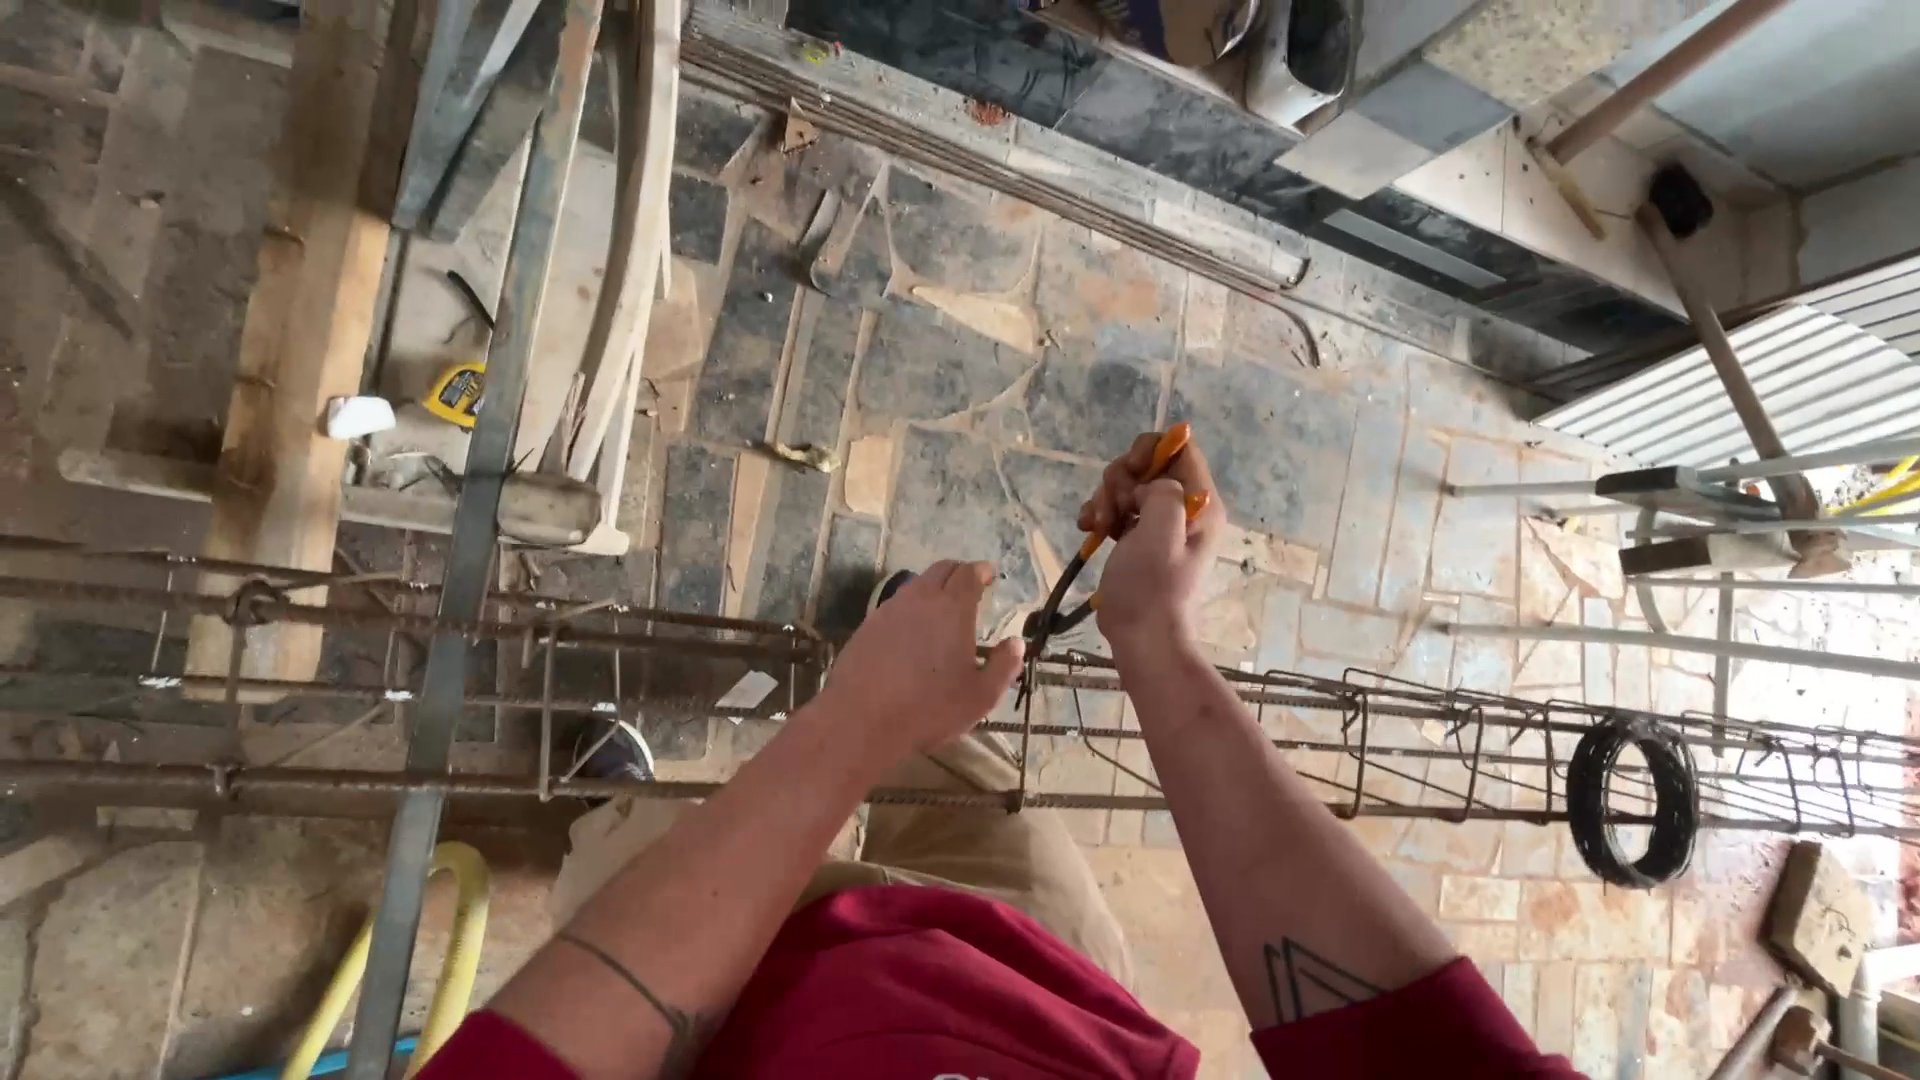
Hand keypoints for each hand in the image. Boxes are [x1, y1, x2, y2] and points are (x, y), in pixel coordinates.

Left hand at [809, 560, 1023, 769]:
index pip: (969, 574)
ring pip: (916, 586)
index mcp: (952, 609)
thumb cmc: (928, 708)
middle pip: (941, 570)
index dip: (981, 571)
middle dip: (958, 572)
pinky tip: (912, 632)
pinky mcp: (867, 626)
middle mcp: (920, 599)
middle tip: (969, 584)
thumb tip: (1016, 644)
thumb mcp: (980, 697)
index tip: (989, 574)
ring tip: (942, 609)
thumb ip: (1004, 667)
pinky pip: (895, 606)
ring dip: (933, 589)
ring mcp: (889, 610)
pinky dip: (911, 609)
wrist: (860, 719)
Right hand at [1077, 432, 1226, 652]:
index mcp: (1201, 504)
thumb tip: (1145, 489)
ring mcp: (1160, 524)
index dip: (1150, 451)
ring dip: (1106, 499)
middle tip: (1111, 509)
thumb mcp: (1161, 532)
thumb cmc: (1152, 587)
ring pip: (1128, 487)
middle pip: (1149, 466)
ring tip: (1097, 526)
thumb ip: (1161, 493)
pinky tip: (1089, 529)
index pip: (1182, 449)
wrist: (1141, 636)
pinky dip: (1100, 514)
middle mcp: (1185, 508)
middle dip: (1121, 481)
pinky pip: (1117, 509)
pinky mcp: (1138, 539)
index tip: (1129, 473)